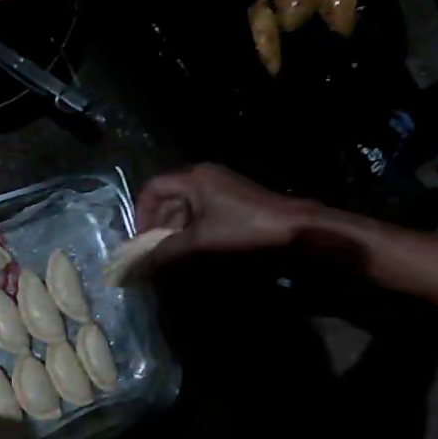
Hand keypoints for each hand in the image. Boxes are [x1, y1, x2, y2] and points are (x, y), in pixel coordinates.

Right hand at [133, 163, 349, 269]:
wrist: (296, 228)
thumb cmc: (245, 229)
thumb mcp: (202, 241)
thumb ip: (169, 250)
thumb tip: (146, 263)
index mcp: (193, 178)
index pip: (153, 189)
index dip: (142, 213)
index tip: (142, 239)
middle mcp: (203, 175)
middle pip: (167, 197)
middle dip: (157, 223)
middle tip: (154, 249)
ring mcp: (219, 185)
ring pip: (183, 205)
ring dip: (174, 228)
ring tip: (171, 252)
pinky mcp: (230, 198)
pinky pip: (200, 210)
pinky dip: (191, 227)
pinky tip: (191, 246)